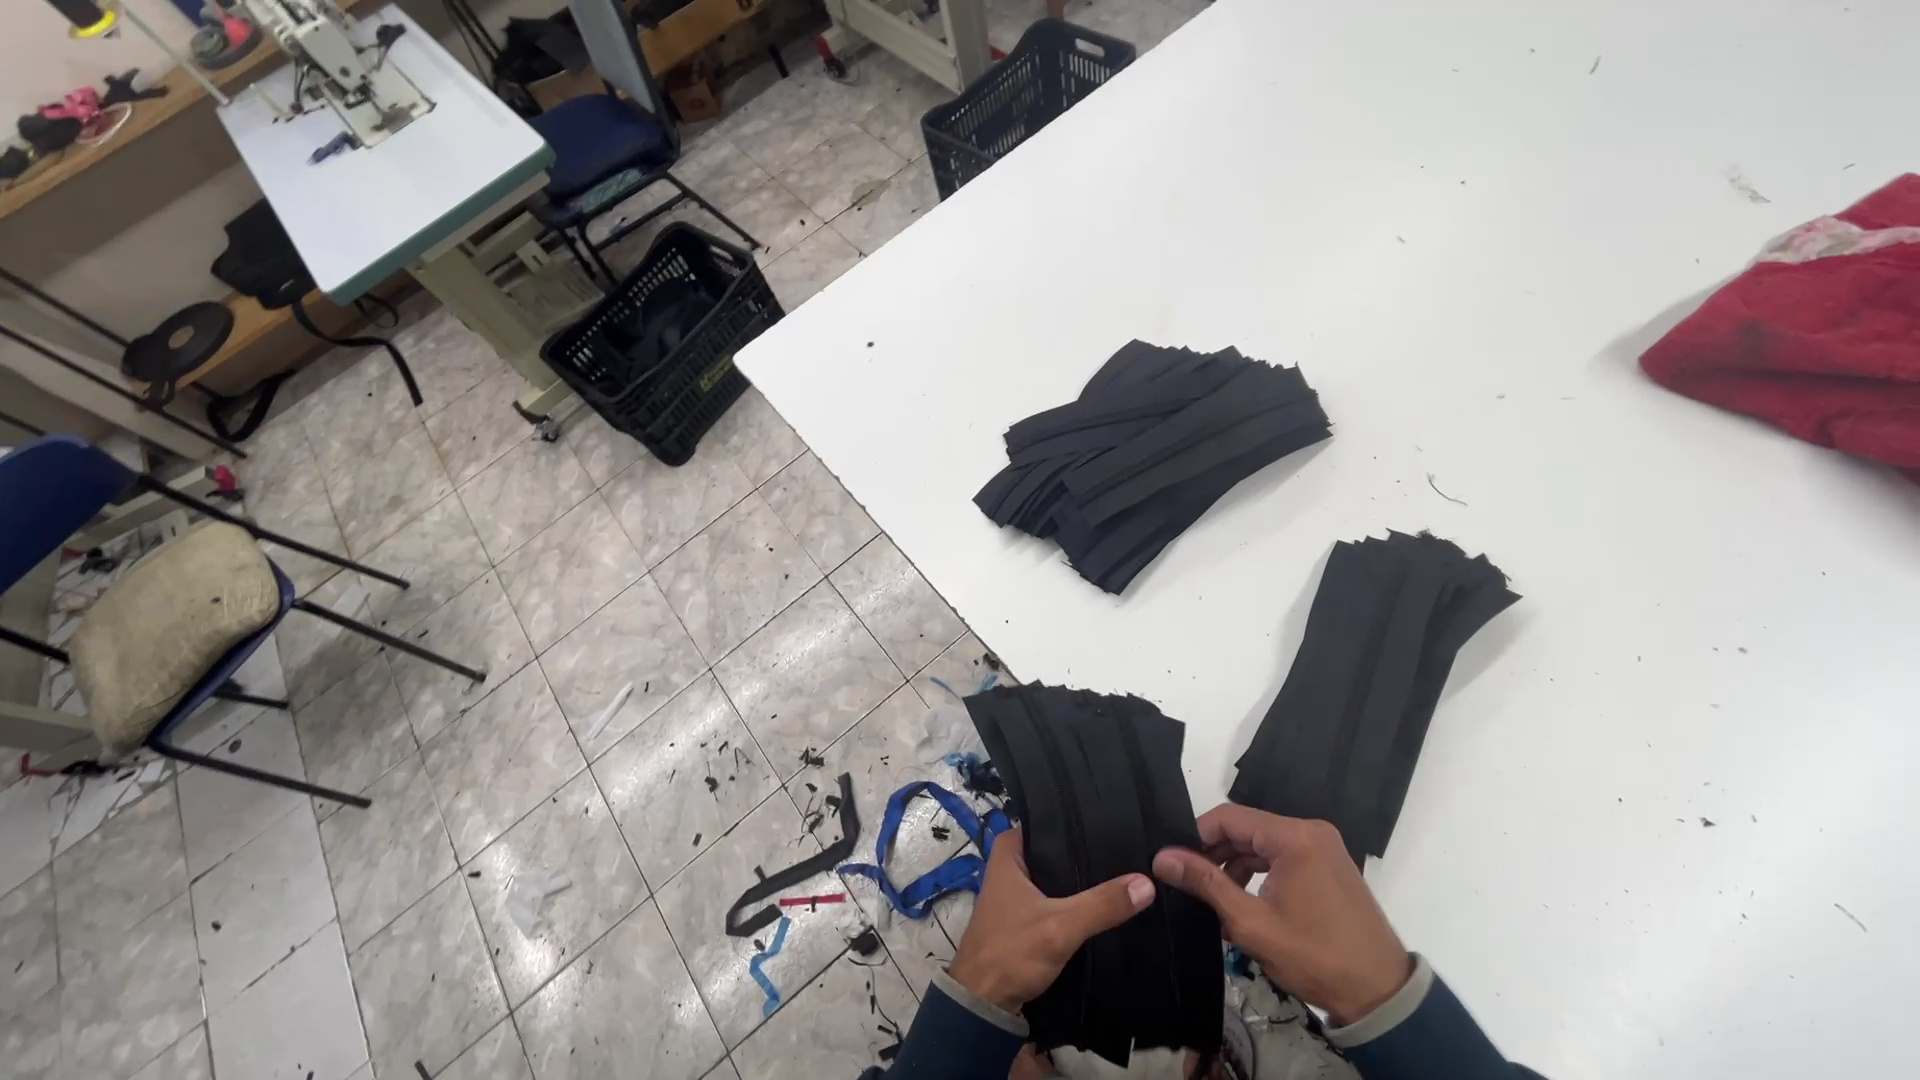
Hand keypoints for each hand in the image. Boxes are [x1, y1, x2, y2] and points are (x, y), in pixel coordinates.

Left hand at [949, 826, 1156, 1011]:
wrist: (982, 1005)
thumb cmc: (1010, 953)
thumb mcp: (1060, 927)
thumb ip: (1101, 905)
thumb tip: (1147, 882)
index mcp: (1008, 850)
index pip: (1049, 820)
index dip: (1080, 820)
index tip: (1117, 820)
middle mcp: (1011, 863)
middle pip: (1057, 848)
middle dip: (1088, 850)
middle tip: (1130, 845)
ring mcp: (1018, 890)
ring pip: (1059, 874)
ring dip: (1084, 877)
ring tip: (1127, 868)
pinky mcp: (1027, 915)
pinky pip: (1058, 896)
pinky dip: (1077, 899)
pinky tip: (1106, 899)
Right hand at [1151, 805, 1411, 1024]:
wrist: (1380, 995)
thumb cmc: (1314, 956)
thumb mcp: (1251, 922)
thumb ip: (1205, 883)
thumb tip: (1162, 857)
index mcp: (1295, 836)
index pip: (1229, 817)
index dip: (1195, 836)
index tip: (1174, 863)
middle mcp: (1310, 831)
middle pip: (1246, 829)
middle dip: (1214, 854)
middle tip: (1187, 883)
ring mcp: (1323, 848)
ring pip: (1262, 845)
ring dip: (1234, 866)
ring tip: (1211, 898)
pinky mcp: (1327, 867)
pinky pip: (1281, 857)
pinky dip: (1258, 874)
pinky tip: (1241, 902)